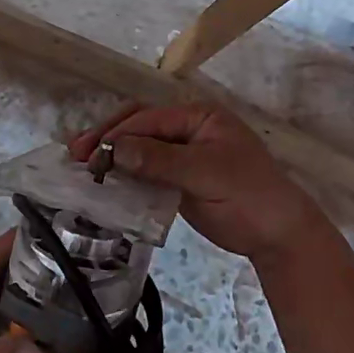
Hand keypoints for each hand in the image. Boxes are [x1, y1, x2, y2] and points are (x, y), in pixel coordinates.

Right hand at [69, 104, 319, 263]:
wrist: (278, 235)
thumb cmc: (249, 194)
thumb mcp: (207, 173)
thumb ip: (161, 161)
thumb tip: (115, 150)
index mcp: (197, 117)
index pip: (148, 119)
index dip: (118, 134)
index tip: (92, 153)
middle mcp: (185, 130)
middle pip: (137, 127)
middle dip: (107, 138)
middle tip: (75, 154)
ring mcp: (179, 155)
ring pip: (137, 149)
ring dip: (110, 156)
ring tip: (80, 166)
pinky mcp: (175, 179)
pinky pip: (143, 171)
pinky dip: (122, 175)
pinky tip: (103, 183)